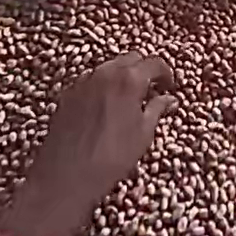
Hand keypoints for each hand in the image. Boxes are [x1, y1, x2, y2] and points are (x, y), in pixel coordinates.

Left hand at [1, 53, 177, 235]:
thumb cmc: (109, 158)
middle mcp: (105, 73)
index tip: (169, 85)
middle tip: (152, 89)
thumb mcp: (143, 134)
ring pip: (110, 67)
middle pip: (131, 59)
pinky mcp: (69, 94)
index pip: (155, 63)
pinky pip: (92, 80)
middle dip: (144, 70)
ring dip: (123, 76)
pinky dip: (104, 85)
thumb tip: (168, 99)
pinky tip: (107, 106)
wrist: (66, 176)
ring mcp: (84, 82)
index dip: (166, 73)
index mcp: (129, 79)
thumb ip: (157, 110)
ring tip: (130, 99)